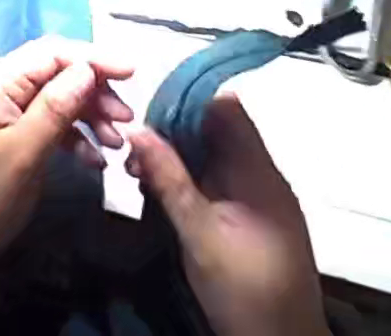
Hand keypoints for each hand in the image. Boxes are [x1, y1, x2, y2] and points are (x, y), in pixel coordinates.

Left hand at [0, 37, 134, 296]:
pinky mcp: (15, 137)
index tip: (135, 74)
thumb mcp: (22, 153)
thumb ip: (54, 109)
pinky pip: (52, 124)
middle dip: (95, 89)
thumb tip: (86, 68)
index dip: (92, 57)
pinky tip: (96, 162)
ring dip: (90, 114)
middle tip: (127, 120)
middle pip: (57, 72)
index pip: (51, 52)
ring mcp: (8, 112)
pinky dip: (77, 137)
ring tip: (119, 145)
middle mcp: (2, 87)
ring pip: (58, 98)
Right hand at [127, 95, 328, 335]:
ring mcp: (252, 193)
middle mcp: (259, 175)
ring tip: (135, 168)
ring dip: (170, 152)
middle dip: (169, 128)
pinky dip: (180, 172)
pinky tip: (151, 185)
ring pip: (206, 150)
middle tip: (131, 142)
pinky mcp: (243, 210)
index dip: (187, 99)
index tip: (146, 104)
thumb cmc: (245, 292)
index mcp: (258, 174)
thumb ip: (168, 177)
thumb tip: (134, 127)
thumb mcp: (198, 233)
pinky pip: (208, 173)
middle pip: (212, 128)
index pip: (227, 111)